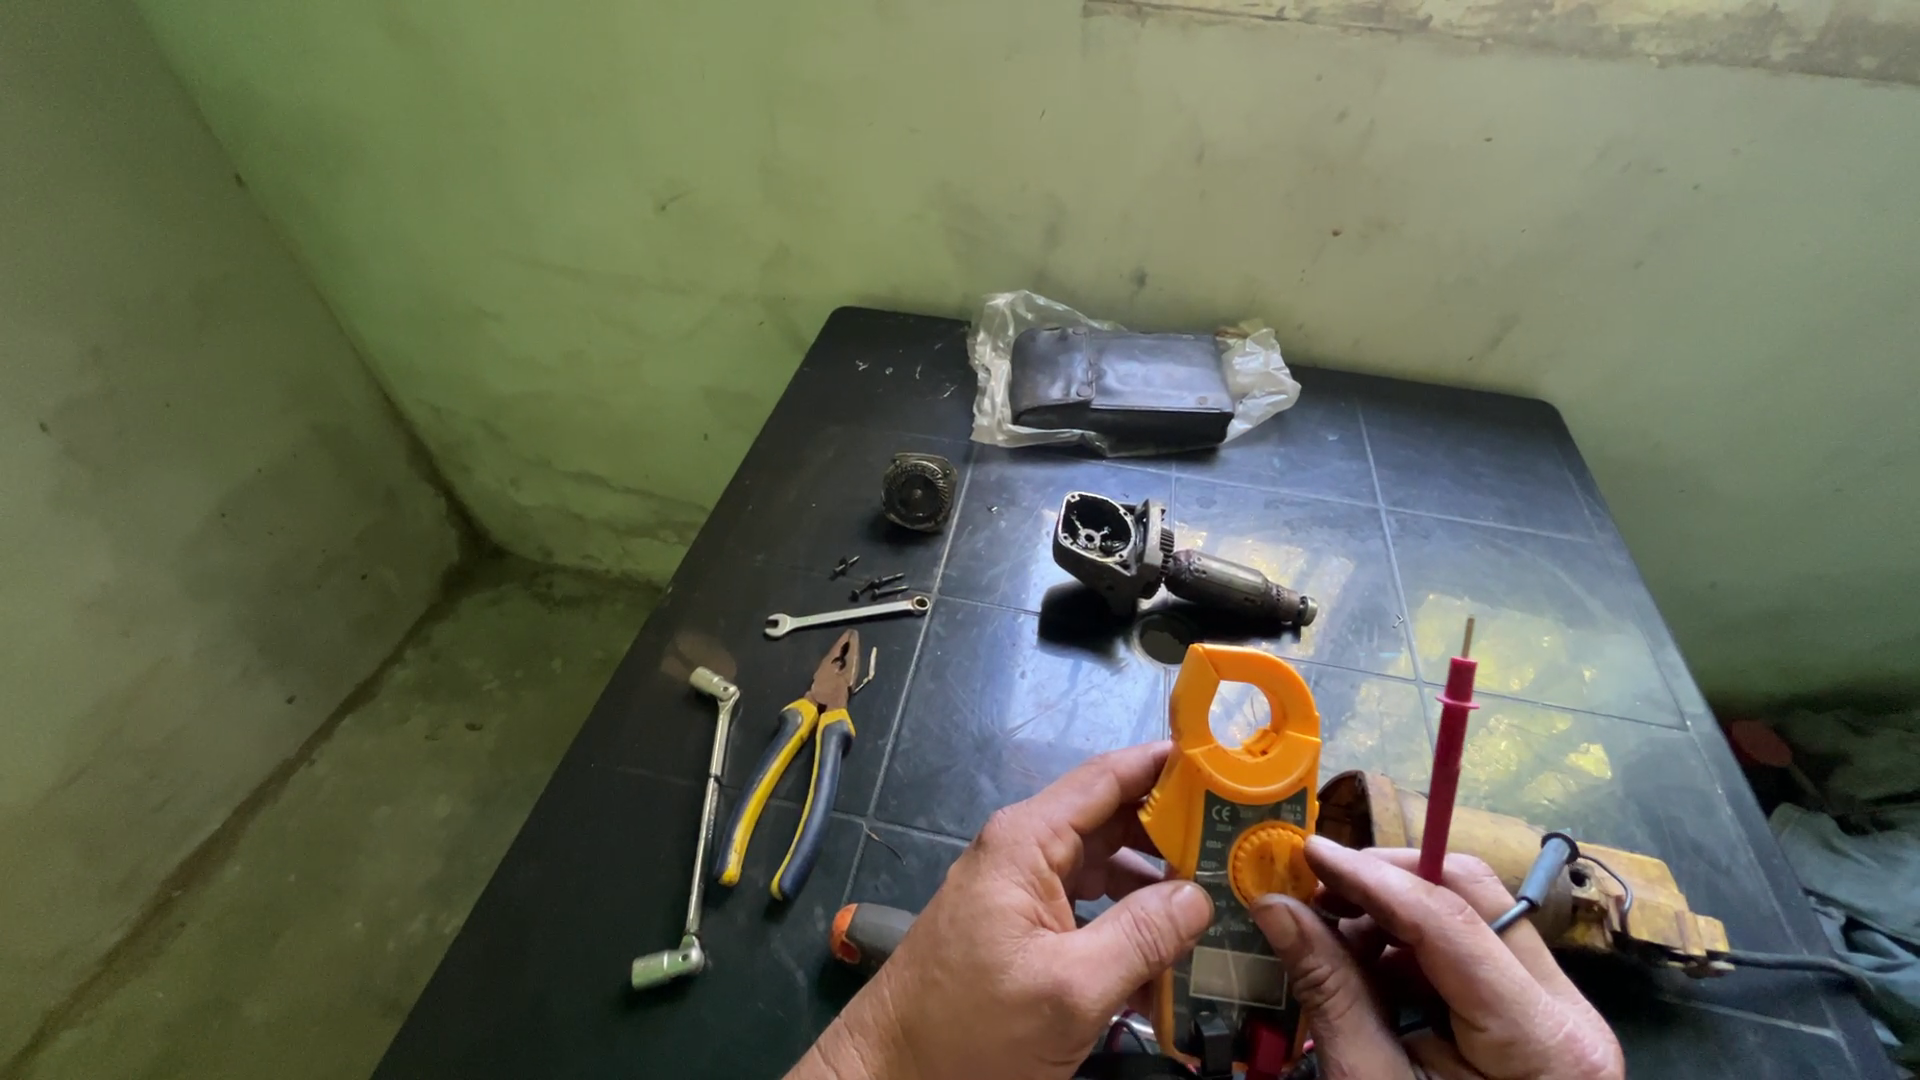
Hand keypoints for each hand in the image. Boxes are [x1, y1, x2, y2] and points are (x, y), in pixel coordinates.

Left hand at [789, 742, 1213, 1079]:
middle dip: (1171, 827)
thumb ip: (1140, 937)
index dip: (1163, 765)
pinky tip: (1164, 948)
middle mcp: (1024, 847)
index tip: (1221, 764)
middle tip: (1236, 839)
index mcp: (1028, 838)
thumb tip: (1200, 895)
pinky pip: (1084, 902)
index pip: (1106, 778)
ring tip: (1217, 895)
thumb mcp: (1068, 990)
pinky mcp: (1021, 920)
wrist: (893, 1068)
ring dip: (1152, 880)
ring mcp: (1020, 884)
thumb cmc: (973, 1026)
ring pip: (1102, 863)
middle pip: (1109, 818)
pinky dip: (1123, 917)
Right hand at [1253, 837, 1623, 1079]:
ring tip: (1335, 940)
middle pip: (1472, 893)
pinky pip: (1471, 944)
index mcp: (1542, 1043)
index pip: (1449, 920)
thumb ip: (1328, 989)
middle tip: (1318, 893)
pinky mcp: (1540, 1018)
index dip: (1370, 876)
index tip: (1307, 850)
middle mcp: (1569, 1012)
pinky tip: (1369, 970)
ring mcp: (1561, 1012)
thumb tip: (1271, 904)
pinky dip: (1409, 942)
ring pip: (1471, 909)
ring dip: (1392, 909)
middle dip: (1385, 879)